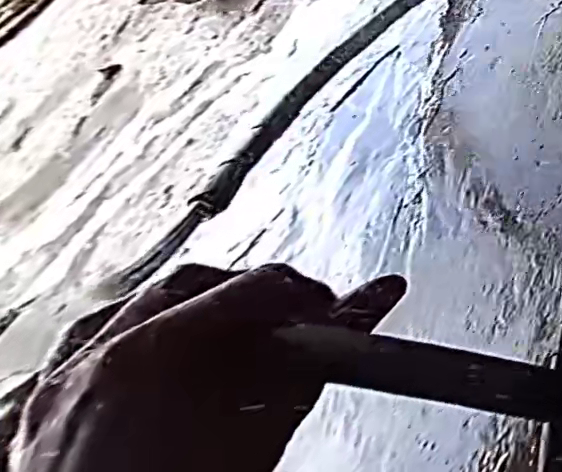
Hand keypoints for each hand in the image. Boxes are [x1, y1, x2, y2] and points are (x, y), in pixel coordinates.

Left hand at [12, 264, 405, 471]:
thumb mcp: (274, 409)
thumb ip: (331, 341)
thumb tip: (380, 294)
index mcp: (155, 346)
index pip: (258, 283)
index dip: (308, 293)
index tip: (332, 311)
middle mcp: (97, 358)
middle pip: (191, 285)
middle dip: (252, 294)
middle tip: (291, 315)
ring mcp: (56, 391)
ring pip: (129, 312)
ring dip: (188, 311)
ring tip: (230, 333)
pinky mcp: (36, 423)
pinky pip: (80, 355)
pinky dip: (131, 345)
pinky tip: (162, 362)